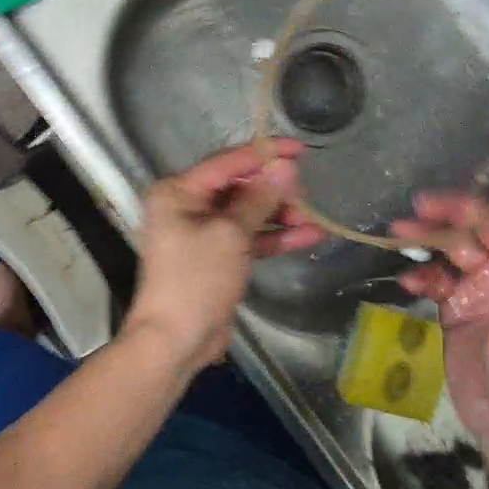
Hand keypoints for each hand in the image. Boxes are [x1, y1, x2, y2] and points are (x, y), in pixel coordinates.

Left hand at [124, 141, 324, 374]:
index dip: (263, 154)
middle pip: (237, 187)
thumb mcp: (230, 234)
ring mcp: (200, 234)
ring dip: (279, 215)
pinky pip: (248, 239)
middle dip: (274, 190)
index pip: (226, 163)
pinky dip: (273, 238)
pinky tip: (308, 236)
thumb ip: (258, 199)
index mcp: (176, 193)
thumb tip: (284, 167)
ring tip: (314, 219)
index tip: (299, 150)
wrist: (175, 339)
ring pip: (246, 214)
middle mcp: (185, 207)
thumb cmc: (195, 280)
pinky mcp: (215, 259)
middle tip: (307, 194)